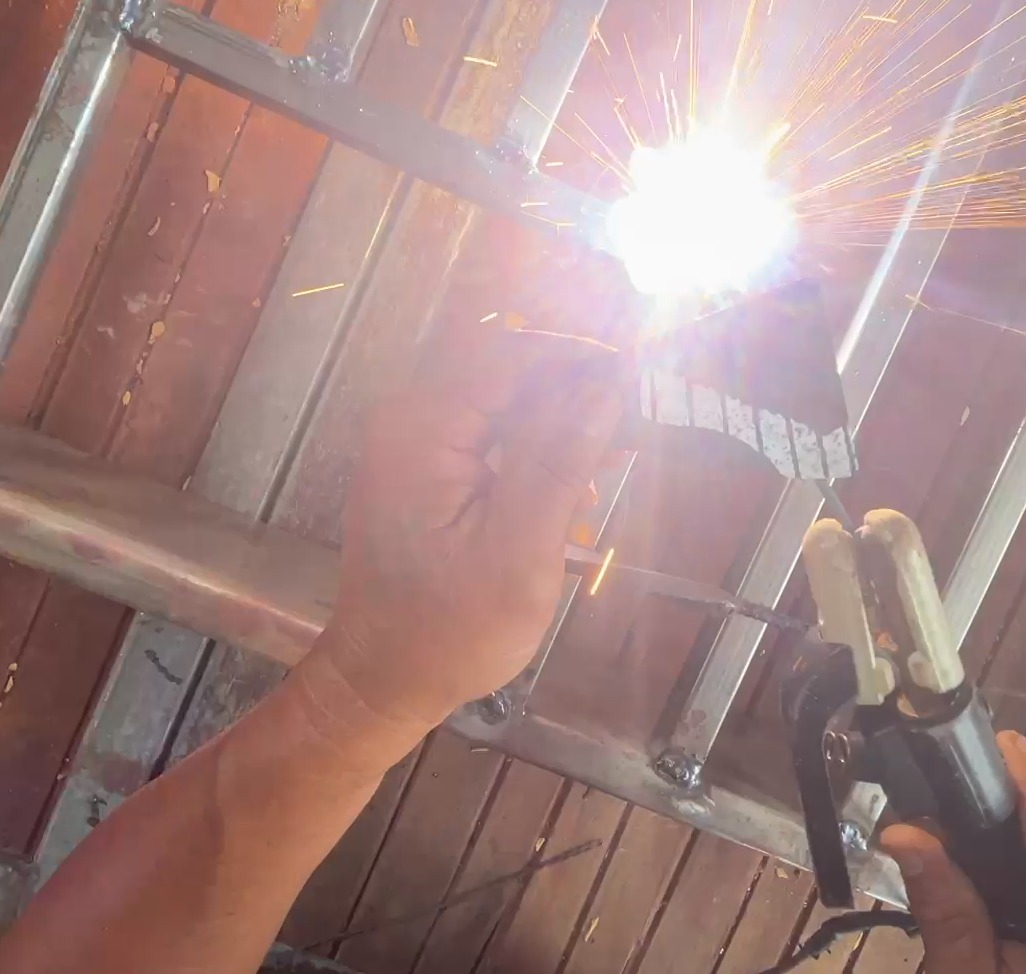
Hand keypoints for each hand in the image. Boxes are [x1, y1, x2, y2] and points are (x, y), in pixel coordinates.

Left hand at [306, 318, 626, 736]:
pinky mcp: (428, 460)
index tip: (640, 362)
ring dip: (563, 411)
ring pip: (504, 396)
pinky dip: (539, 440)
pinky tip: (582, 467)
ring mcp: (416, 437)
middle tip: (639, 403)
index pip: (509, 355)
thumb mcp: (516, 553)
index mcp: (420, 428)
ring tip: (622, 438)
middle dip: (576, 379)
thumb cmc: (449, 630)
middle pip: (506, 367)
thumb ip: (556, 463)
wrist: (385, 674)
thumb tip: (603, 389)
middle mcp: (410, 416)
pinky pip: (492, 429)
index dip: (579, 352)